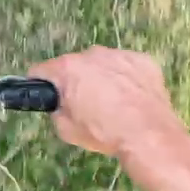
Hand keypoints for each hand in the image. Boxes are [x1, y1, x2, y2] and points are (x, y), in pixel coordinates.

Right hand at [29, 47, 189, 167]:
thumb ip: (57, 110)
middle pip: (74, 65)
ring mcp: (118, 55)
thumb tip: (61, 105)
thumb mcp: (66, 130)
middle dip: (76, 81)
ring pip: (102, 64)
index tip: (49, 96)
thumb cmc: (104, 133)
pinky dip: (126, 78)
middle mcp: (90, 54)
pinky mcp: (142, 60)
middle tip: (86, 105)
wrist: (148, 136)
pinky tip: (132, 98)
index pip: (41, 71)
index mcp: (67, 68)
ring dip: (102, 78)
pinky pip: (127, 67)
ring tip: (114, 103)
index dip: (41, 84)